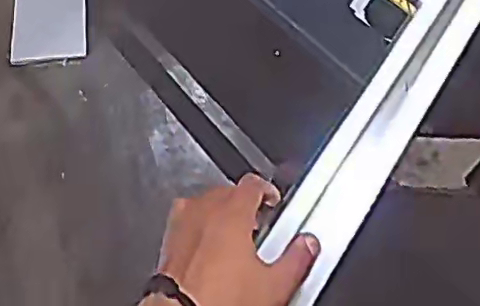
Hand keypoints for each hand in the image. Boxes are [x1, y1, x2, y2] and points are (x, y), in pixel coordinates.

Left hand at [151, 175, 318, 305]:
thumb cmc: (221, 299)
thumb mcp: (271, 286)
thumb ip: (295, 260)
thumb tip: (308, 245)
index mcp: (233, 211)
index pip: (252, 183)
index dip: (265, 189)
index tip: (272, 200)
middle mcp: (207, 207)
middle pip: (230, 191)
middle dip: (244, 204)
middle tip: (257, 225)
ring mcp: (186, 217)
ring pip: (208, 202)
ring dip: (221, 212)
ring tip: (233, 238)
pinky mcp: (171, 233)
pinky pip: (188, 216)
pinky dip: (199, 223)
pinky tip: (205, 244)